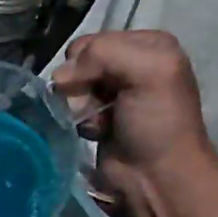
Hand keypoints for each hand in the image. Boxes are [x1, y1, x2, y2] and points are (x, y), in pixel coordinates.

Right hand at [50, 30, 215, 201]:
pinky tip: (93, 131)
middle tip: (96, 106)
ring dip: (77, 106)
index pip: (91, 42)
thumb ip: (105, 55)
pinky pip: (70, 109)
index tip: (97, 87)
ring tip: (96, 121)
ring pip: (70, 88)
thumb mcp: (149, 71)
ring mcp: (114, 92)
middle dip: (79, 86)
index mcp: (148, 44)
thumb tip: (60, 77)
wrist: (155, 174)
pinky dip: (76, 120)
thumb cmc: (157, 123)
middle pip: (77, 64)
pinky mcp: (98, 117)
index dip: (85, 64)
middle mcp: (131, 63)